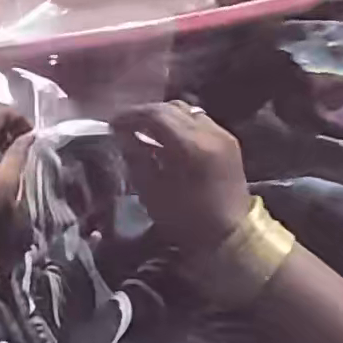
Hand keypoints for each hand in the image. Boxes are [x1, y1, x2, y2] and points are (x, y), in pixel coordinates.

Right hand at [112, 101, 252, 253]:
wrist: (231, 234)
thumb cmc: (186, 219)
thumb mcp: (152, 191)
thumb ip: (136, 157)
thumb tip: (122, 134)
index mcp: (191, 147)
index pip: (156, 115)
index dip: (130, 115)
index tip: (111, 124)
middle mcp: (210, 133)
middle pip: (171, 108)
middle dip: (143, 114)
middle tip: (123, 125)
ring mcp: (222, 135)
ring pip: (186, 110)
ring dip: (161, 116)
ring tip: (143, 129)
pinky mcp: (228, 141)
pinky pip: (197, 120)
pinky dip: (177, 123)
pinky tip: (164, 137)